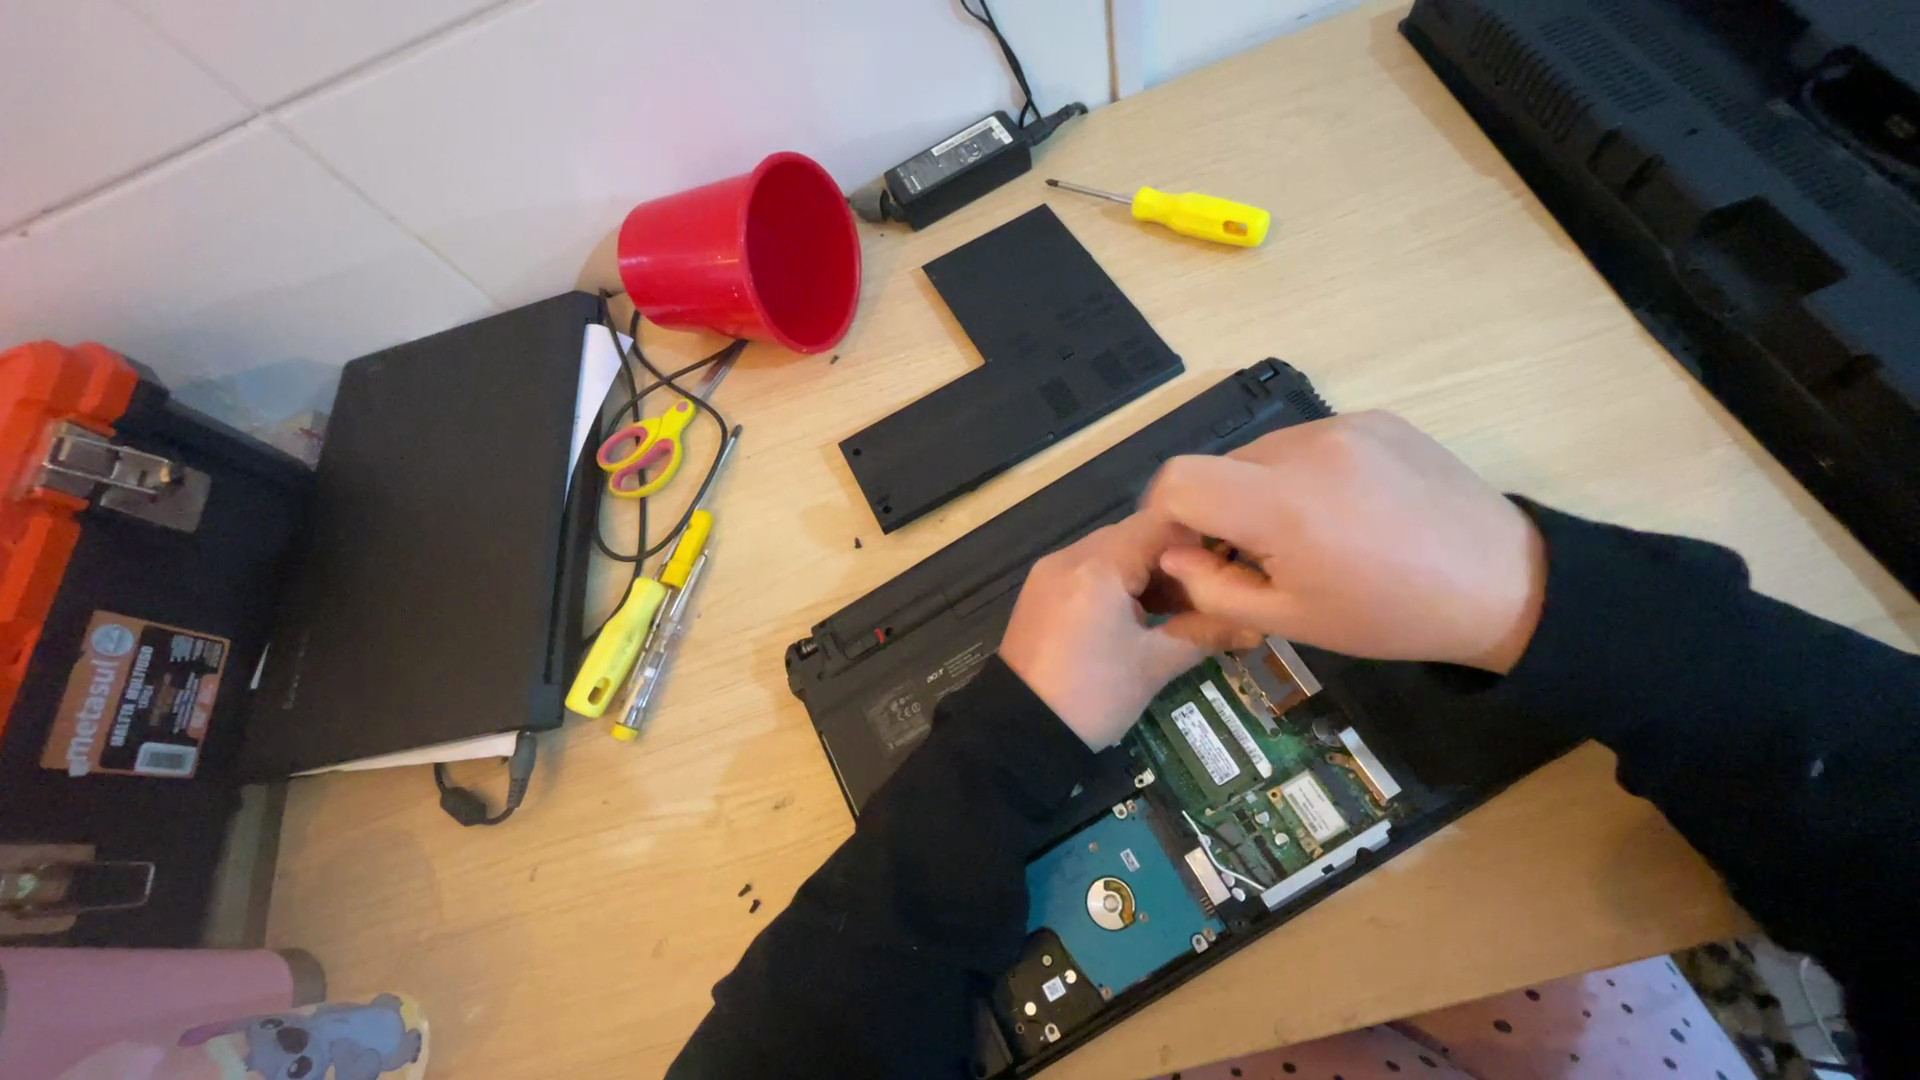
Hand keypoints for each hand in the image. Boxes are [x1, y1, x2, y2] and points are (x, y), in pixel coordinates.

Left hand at [999, 512, 1261, 749]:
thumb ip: (1204, 634)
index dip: (1201, 539)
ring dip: (1149, 575)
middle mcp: (1070, 555)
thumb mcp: (1152, 666)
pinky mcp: (1042, 591)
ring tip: (1182, 612)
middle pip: (1136, 536)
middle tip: (1211, 596)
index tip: (1231, 565)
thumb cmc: (1092, 696)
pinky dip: (1119, 585)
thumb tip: (1257, 625)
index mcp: (1098, 565)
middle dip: (1176, 562)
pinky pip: (1089, 572)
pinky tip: (1142, 617)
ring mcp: (1051, 572)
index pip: (1162, 524)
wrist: (1018, 731)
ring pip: (1113, 553)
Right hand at [1141, 411, 1546, 672]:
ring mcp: (1343, 424)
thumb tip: (1172, 553)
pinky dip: (1301, 472)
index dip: (1165, 514)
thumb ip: (1212, 587)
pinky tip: (1343, 506)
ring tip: (1307, 531)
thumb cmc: (1389, 616)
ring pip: (1261, 453)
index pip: (1178, 479)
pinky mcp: (1374, 417)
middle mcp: (1305, 447)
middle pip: (1219, 465)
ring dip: (1260, 490)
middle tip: (1254, 553)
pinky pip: (1307, 440)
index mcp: (1281, 505)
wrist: (1506, 584)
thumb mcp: (1288, 620)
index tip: (1187, 547)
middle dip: (1219, 508)